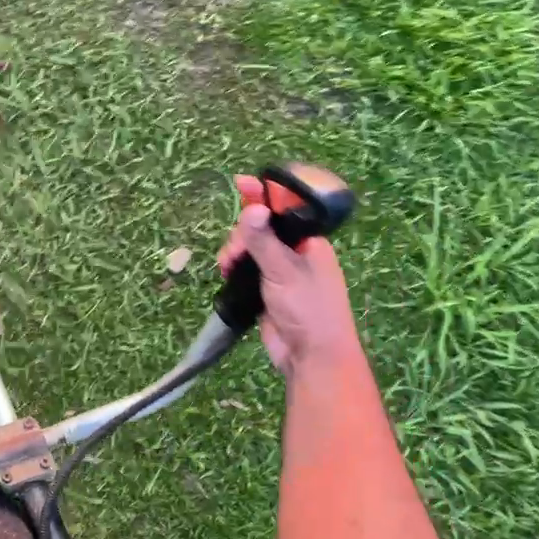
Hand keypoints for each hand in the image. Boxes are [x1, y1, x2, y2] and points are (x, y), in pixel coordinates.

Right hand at [216, 174, 359, 375]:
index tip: (240, 182)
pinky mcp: (267, 290)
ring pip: (250, 248)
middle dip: (241, 234)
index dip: (263, 194)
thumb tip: (250, 206)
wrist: (312, 357)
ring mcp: (281, 272)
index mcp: (309, 243)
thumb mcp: (284, 270)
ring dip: (235, 252)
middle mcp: (296, 254)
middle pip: (260, 228)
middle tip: (234, 252)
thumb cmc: (308, 309)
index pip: (285, 209)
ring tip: (227, 267)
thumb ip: (263, 239)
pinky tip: (227, 275)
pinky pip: (246, 269)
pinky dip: (235, 269)